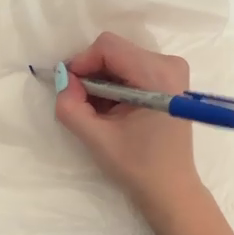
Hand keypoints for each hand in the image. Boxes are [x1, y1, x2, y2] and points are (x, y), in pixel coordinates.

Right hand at [54, 31, 205, 210]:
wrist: (170, 188)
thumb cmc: (138, 166)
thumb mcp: (97, 139)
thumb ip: (71, 107)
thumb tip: (62, 81)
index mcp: (157, 75)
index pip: (108, 46)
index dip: (82, 63)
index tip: (71, 91)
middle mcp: (169, 64)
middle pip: (114, 51)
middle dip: (91, 75)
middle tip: (83, 106)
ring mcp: (171, 71)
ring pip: (119, 59)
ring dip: (101, 82)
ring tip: (99, 114)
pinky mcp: (167, 80)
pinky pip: (130, 69)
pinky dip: (113, 86)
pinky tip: (112, 112)